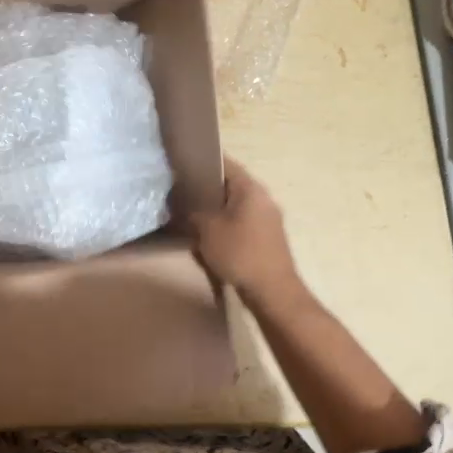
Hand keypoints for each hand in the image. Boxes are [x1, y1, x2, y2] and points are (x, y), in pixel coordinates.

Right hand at [190, 157, 299, 298]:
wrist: (272, 290)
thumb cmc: (239, 253)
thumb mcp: (207, 229)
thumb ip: (192, 211)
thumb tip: (182, 202)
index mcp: (250, 188)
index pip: (224, 163)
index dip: (201, 162)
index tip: (181, 166)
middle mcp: (263, 197)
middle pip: (230, 184)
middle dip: (206, 188)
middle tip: (181, 193)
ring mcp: (268, 217)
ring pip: (235, 204)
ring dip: (216, 208)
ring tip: (191, 214)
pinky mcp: (268, 236)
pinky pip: (242, 221)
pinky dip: (226, 223)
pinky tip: (209, 234)